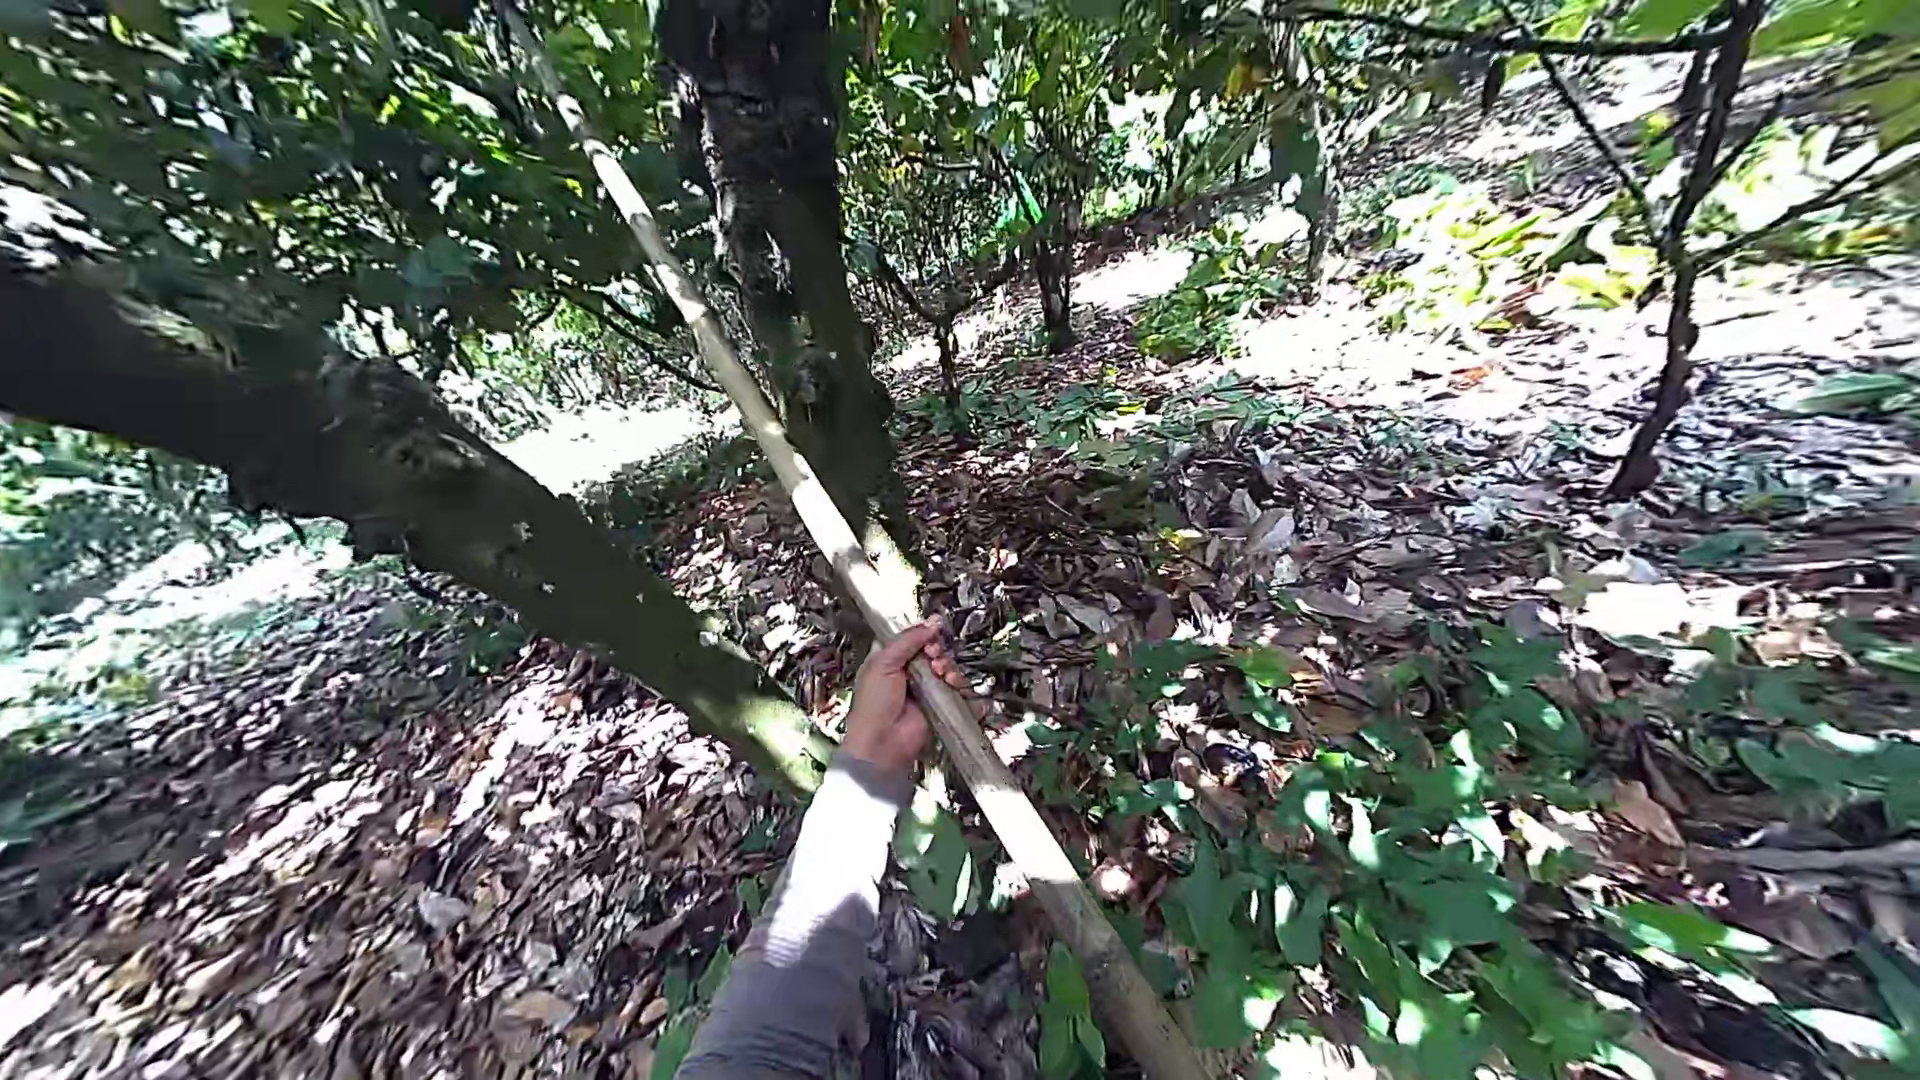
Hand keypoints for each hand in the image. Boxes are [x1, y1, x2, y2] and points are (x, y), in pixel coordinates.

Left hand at [841, 618, 965, 777]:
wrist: (883, 743)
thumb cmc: (874, 704)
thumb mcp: (883, 663)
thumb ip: (907, 639)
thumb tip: (932, 623)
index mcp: (889, 659)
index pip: (912, 638)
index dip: (922, 634)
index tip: (929, 633)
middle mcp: (908, 672)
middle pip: (933, 650)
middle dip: (936, 649)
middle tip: (933, 655)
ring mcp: (925, 688)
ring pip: (946, 667)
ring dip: (947, 666)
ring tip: (941, 672)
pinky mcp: (939, 704)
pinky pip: (956, 688)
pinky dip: (958, 683)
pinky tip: (951, 683)